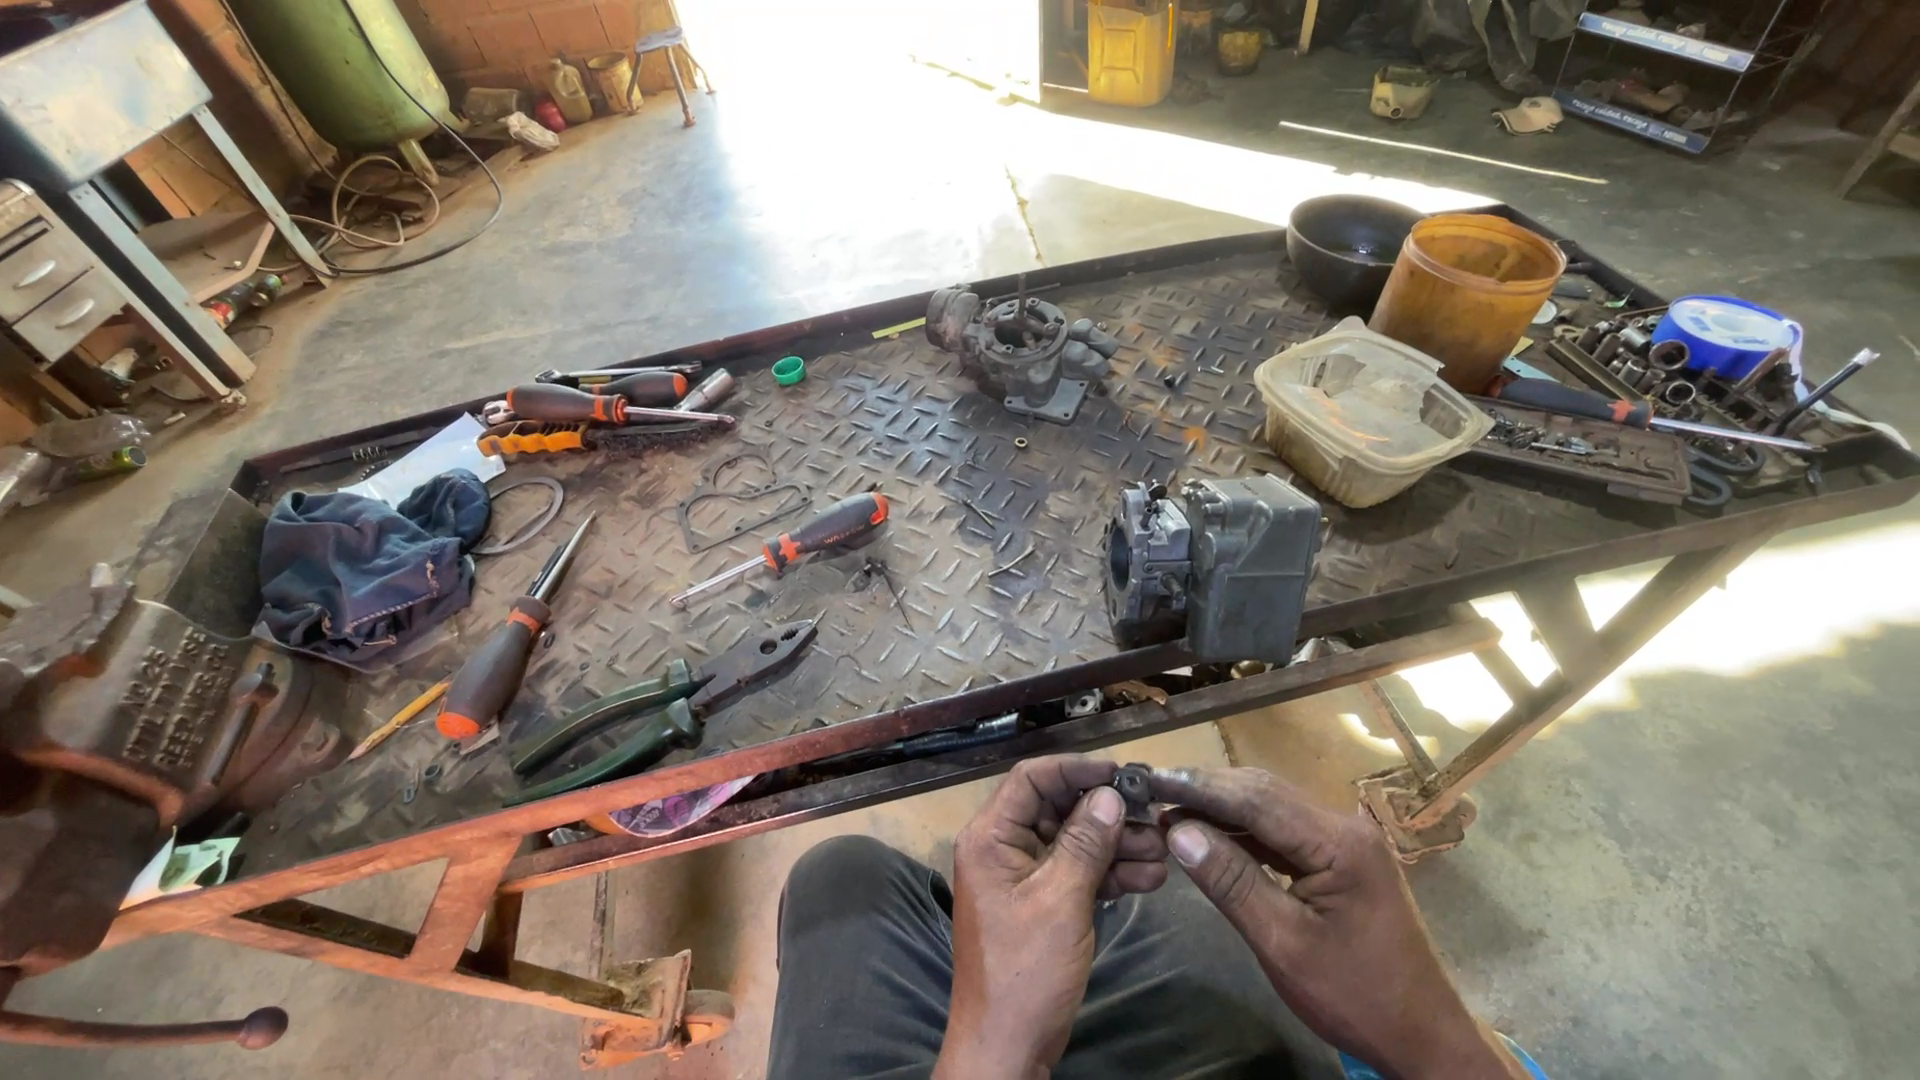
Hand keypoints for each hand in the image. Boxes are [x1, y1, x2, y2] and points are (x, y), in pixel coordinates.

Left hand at [934, 756, 1169, 1077]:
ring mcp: (1024, 876)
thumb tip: (1110, 795)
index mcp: (991, 837)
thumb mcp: (1060, 900)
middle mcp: (1004, 848)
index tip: (1121, 771)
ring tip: (1161, 851)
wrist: (1008, 1046)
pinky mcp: (1043, 902)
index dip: (1076, 769)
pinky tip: (1149, 876)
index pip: (1031, 779)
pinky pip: (1078, 873)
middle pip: (1058, 809)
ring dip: (1116, 845)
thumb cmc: (1026, 969)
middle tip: (1152, 814)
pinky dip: (1110, 873)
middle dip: (1106, 813)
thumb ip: (1086, 843)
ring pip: (1074, 842)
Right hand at [1152, 767, 1526, 1079]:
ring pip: (1269, 804)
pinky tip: (1208, 834)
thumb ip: (1231, 882)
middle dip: (1203, 788)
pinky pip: (1280, 828)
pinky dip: (1240, 827)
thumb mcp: (1284, 944)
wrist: (1423, 1037)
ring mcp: (1343, 838)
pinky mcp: (1338, 855)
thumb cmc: (1355, 996)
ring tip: (1167, 809)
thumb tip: (1177, 831)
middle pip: (1261, 791)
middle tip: (1150, 790)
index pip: (1254, 797)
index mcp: (1338, 842)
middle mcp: (1343, 825)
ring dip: (1219, 806)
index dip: (1197, 786)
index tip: (1150, 779)